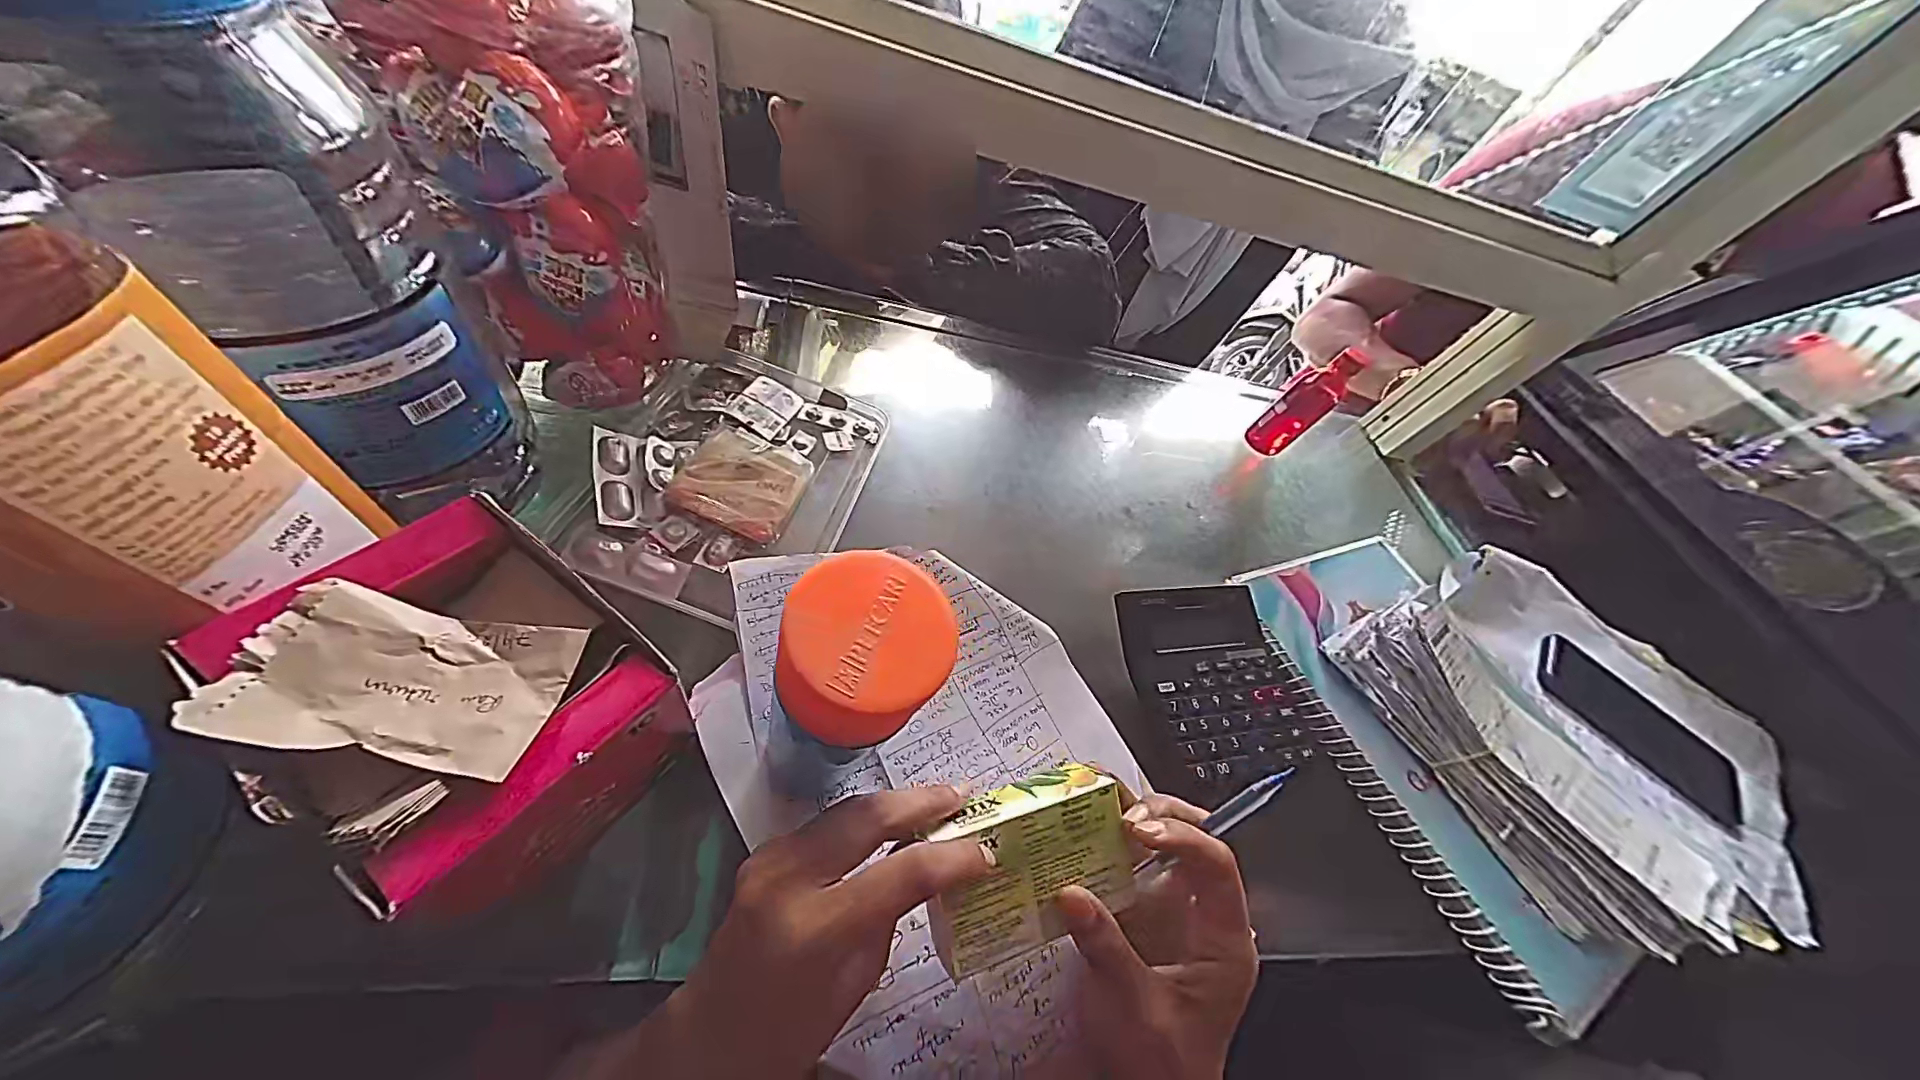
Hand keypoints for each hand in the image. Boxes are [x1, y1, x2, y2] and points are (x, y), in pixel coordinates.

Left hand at [564, 787, 992, 1079]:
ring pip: (846, 809)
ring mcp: (770, 857)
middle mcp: (789, 878)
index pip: (901, 873)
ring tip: (936, 800)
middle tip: (962, 795)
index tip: (984, 851)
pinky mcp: (764, 850)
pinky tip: (888, 820)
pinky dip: (864, 816)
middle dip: (921, 801)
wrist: (705, 1038)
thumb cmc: (787, 1032)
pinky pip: (825, 822)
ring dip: (894, 802)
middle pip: (868, 817)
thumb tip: (928, 871)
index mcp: (816, 927)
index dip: (950, 857)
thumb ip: (889, 919)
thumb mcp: (853, 985)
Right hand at [1057, 794, 1256, 1079]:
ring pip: (1164, 840)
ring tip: (1099, 807)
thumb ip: (1106, 948)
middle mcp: (1200, 912)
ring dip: (1133, 816)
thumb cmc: (1158, 1064)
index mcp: (1223, 938)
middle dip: (1159, 813)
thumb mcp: (1135, 1008)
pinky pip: (1131, 861)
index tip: (1138, 830)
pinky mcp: (1141, 909)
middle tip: (1120, 814)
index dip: (1182, 837)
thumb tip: (1070, 894)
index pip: (1217, 864)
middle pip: (1196, 837)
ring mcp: (1171, 907)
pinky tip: (1085, 832)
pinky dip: (1109, 840)